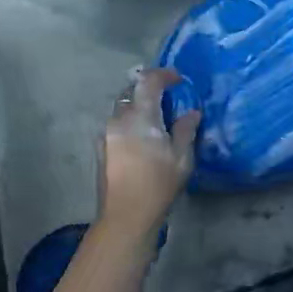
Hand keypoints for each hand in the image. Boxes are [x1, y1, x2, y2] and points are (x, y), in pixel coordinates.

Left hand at [98, 67, 200, 235]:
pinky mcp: (100, 148)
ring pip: (122, 108)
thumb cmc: (158, 185)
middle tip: (168, 99)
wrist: (125, 217)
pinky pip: (116, 124)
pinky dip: (130, 122)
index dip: (164, 74)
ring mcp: (105, 133)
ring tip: (156, 121)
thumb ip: (186, 130)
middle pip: (132, 91)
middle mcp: (118, 119)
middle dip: (149, 89)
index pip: (148, 81)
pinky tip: (142, 139)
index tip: (178, 80)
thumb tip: (191, 112)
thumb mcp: (182, 158)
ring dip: (138, 107)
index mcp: (140, 117)